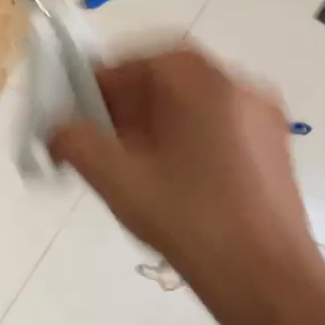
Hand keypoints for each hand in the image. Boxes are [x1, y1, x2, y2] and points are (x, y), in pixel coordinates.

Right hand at [49, 45, 324, 324]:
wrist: (257, 268)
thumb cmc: (181, 215)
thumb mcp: (112, 177)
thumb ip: (73, 141)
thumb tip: (56, 129)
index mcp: (206, 87)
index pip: (150, 57)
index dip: (105, 75)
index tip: (72, 104)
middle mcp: (241, 91)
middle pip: (172, 78)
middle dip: (122, 101)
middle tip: (87, 135)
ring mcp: (261, 119)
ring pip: (191, 104)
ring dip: (146, 122)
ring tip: (117, 162)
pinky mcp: (267, 148)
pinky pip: (211, 126)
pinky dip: (175, 138)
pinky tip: (155, 178)